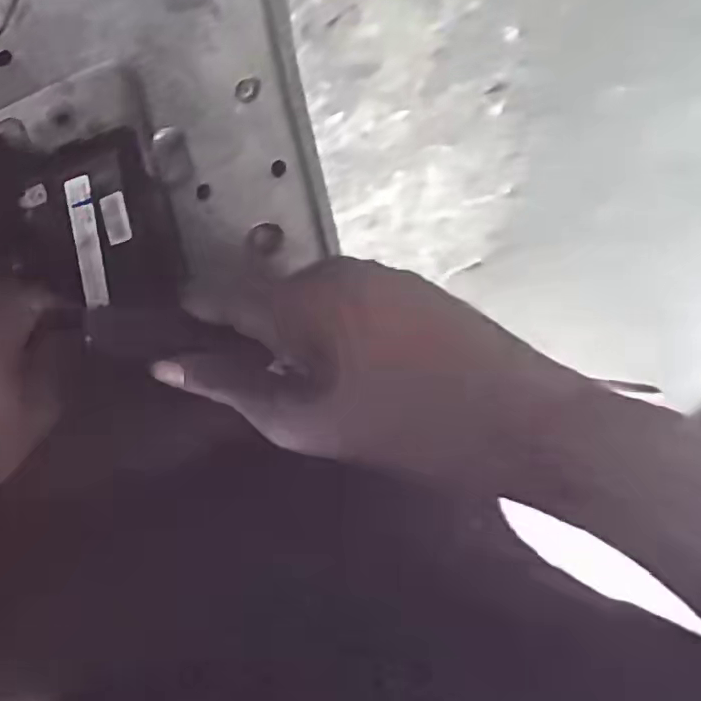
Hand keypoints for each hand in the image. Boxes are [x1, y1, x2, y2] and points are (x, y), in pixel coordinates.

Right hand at [152, 258, 593, 493]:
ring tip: (300, 377)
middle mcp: (331, 271)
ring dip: (286, 329)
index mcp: (299, 301)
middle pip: (259, 296)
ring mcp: (376, 272)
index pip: (217, 296)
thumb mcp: (299, 420)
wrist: (537, 425)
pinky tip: (344, 364)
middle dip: (244, 331)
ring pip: (299, 296)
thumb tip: (163, 365)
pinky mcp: (407, 283)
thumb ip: (226, 386)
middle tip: (249, 381)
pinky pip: (338, 296)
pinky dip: (323, 323)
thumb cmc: (404, 429)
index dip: (189, 318)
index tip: (172, 340)